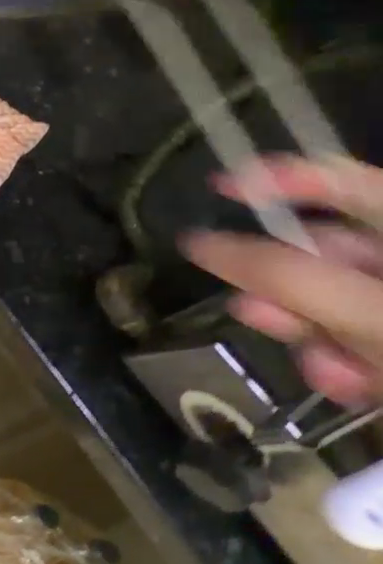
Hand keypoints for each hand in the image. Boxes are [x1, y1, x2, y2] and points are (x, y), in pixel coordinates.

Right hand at [184, 155, 382, 407]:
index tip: (221, 189)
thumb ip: (285, 277)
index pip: (349, 183)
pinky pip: (363, 341)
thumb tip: (198, 242)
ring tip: (322, 371)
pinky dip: (346, 363)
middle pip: (335, 253)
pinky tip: (348, 387)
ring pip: (340, 303)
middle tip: (255, 313)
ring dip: (312, 334)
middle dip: (287, 286)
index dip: (283, 177)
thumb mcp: (378, 317)